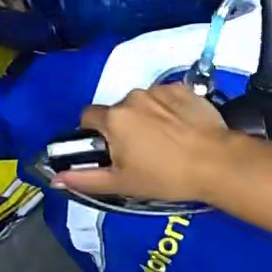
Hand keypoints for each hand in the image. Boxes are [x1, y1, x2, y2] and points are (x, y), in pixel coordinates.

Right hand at [53, 83, 234, 203]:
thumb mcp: (122, 183)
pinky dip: (168, 109)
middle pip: (117, 110)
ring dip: (147, 116)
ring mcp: (158, 90)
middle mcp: (131, 97)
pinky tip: (182, 128)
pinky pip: (165, 96)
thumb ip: (85, 178)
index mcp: (113, 118)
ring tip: (166, 140)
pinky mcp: (182, 88)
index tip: (108, 148)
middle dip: (123, 126)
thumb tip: (55, 179)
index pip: (88, 116)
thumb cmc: (165, 177)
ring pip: (142, 102)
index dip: (94, 133)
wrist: (216, 162)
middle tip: (141, 151)